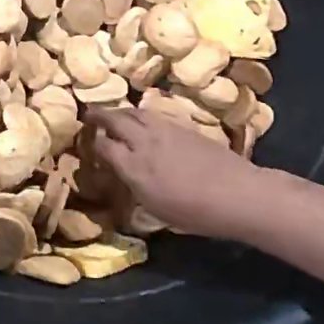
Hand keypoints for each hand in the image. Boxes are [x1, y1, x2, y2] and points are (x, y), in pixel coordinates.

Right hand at [86, 108, 266, 239]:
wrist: (237, 194)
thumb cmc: (194, 212)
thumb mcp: (153, 206)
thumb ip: (132, 182)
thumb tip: (120, 168)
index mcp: (133, 166)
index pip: (102, 145)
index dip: (91, 142)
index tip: (85, 142)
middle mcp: (144, 142)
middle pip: (115, 119)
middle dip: (99, 116)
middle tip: (89, 115)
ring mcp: (165, 130)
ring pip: (134, 112)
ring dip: (120, 111)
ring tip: (113, 114)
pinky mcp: (182, 126)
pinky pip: (152, 115)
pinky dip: (139, 114)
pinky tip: (141, 120)